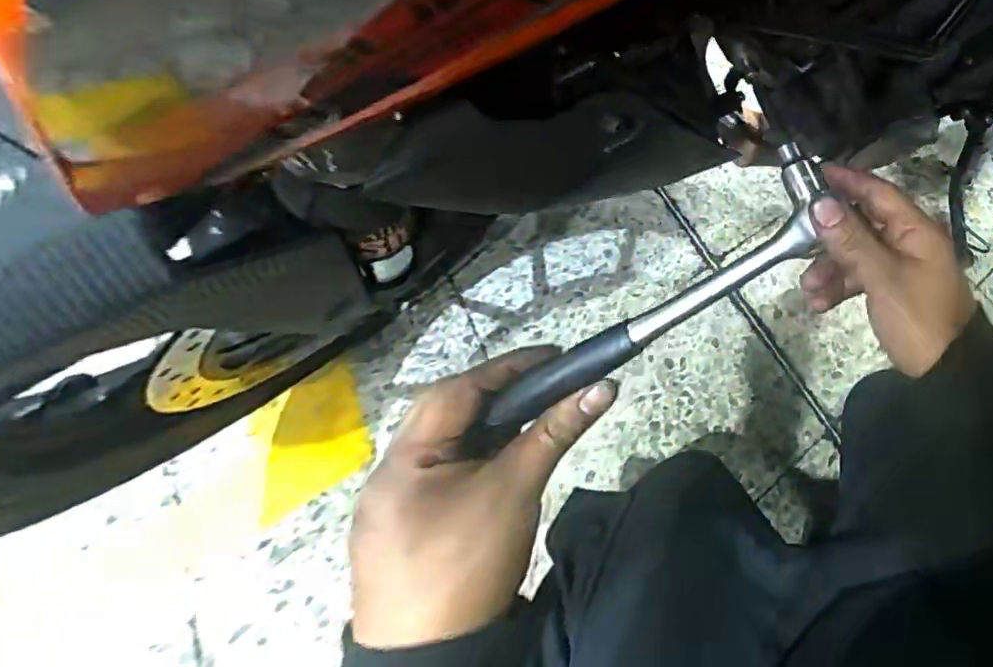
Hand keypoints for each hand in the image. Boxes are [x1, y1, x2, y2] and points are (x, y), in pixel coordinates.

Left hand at [349, 348, 616, 648]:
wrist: (431, 658)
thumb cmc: (468, 561)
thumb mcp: (517, 488)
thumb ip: (557, 430)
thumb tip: (603, 386)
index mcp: (403, 462)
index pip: (455, 392)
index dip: (506, 368)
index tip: (554, 357)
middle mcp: (389, 476)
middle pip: (448, 413)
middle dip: (500, 392)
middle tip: (549, 382)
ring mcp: (395, 503)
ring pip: (450, 442)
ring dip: (493, 423)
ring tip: (537, 412)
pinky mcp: (409, 524)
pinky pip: (449, 468)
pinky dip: (483, 450)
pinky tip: (509, 454)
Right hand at [799, 165, 978, 376]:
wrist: (948, 373)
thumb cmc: (917, 317)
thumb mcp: (881, 277)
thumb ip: (851, 240)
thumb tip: (821, 204)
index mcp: (916, 230)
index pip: (880, 193)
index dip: (849, 181)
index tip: (817, 174)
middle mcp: (911, 242)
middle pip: (865, 223)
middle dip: (831, 235)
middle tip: (800, 238)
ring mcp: (904, 266)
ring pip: (860, 253)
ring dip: (832, 267)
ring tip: (808, 288)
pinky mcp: (897, 290)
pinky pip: (865, 276)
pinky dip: (843, 286)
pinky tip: (820, 303)